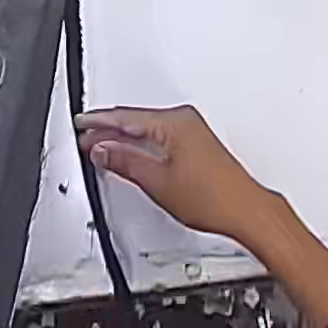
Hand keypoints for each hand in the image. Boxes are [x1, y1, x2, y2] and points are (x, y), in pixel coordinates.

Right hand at [75, 105, 280, 243]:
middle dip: (109, 130)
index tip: (82, 124)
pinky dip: (141, 143)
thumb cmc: (213, 198)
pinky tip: (128, 152)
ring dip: (123, 138)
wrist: (245, 210)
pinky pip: (159, 135)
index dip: (99, 122)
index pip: (126, 118)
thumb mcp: (157, 182)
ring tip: (100, 146)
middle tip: (85, 137)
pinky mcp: (193, 140)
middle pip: (136, 121)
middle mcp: (183, 119)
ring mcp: (190, 129)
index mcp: (173, 122)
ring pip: (147, 128)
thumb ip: (124, 161)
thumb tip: (102, 149)